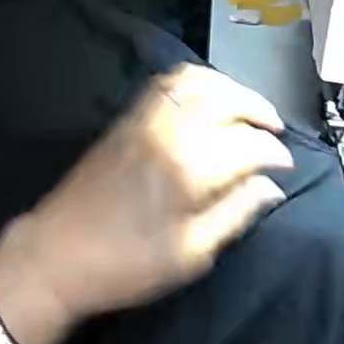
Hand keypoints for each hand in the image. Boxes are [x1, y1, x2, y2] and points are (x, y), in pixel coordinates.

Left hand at [0, 65, 290, 343]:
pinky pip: (165, 83)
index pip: (247, 143)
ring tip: (246, 109)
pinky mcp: (124, 117)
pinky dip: (194, 81)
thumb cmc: (127, 264)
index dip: (273, 152)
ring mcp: (142, 117)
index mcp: (188, 166)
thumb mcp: (191, 253)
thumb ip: (235, 212)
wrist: (57, 251)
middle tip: (275, 129)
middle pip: (224, 98)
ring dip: (227, 87)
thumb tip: (270, 187)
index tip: (285, 165)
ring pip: (194, 80)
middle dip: (257, 108)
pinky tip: (206, 99)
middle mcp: (167, 129)